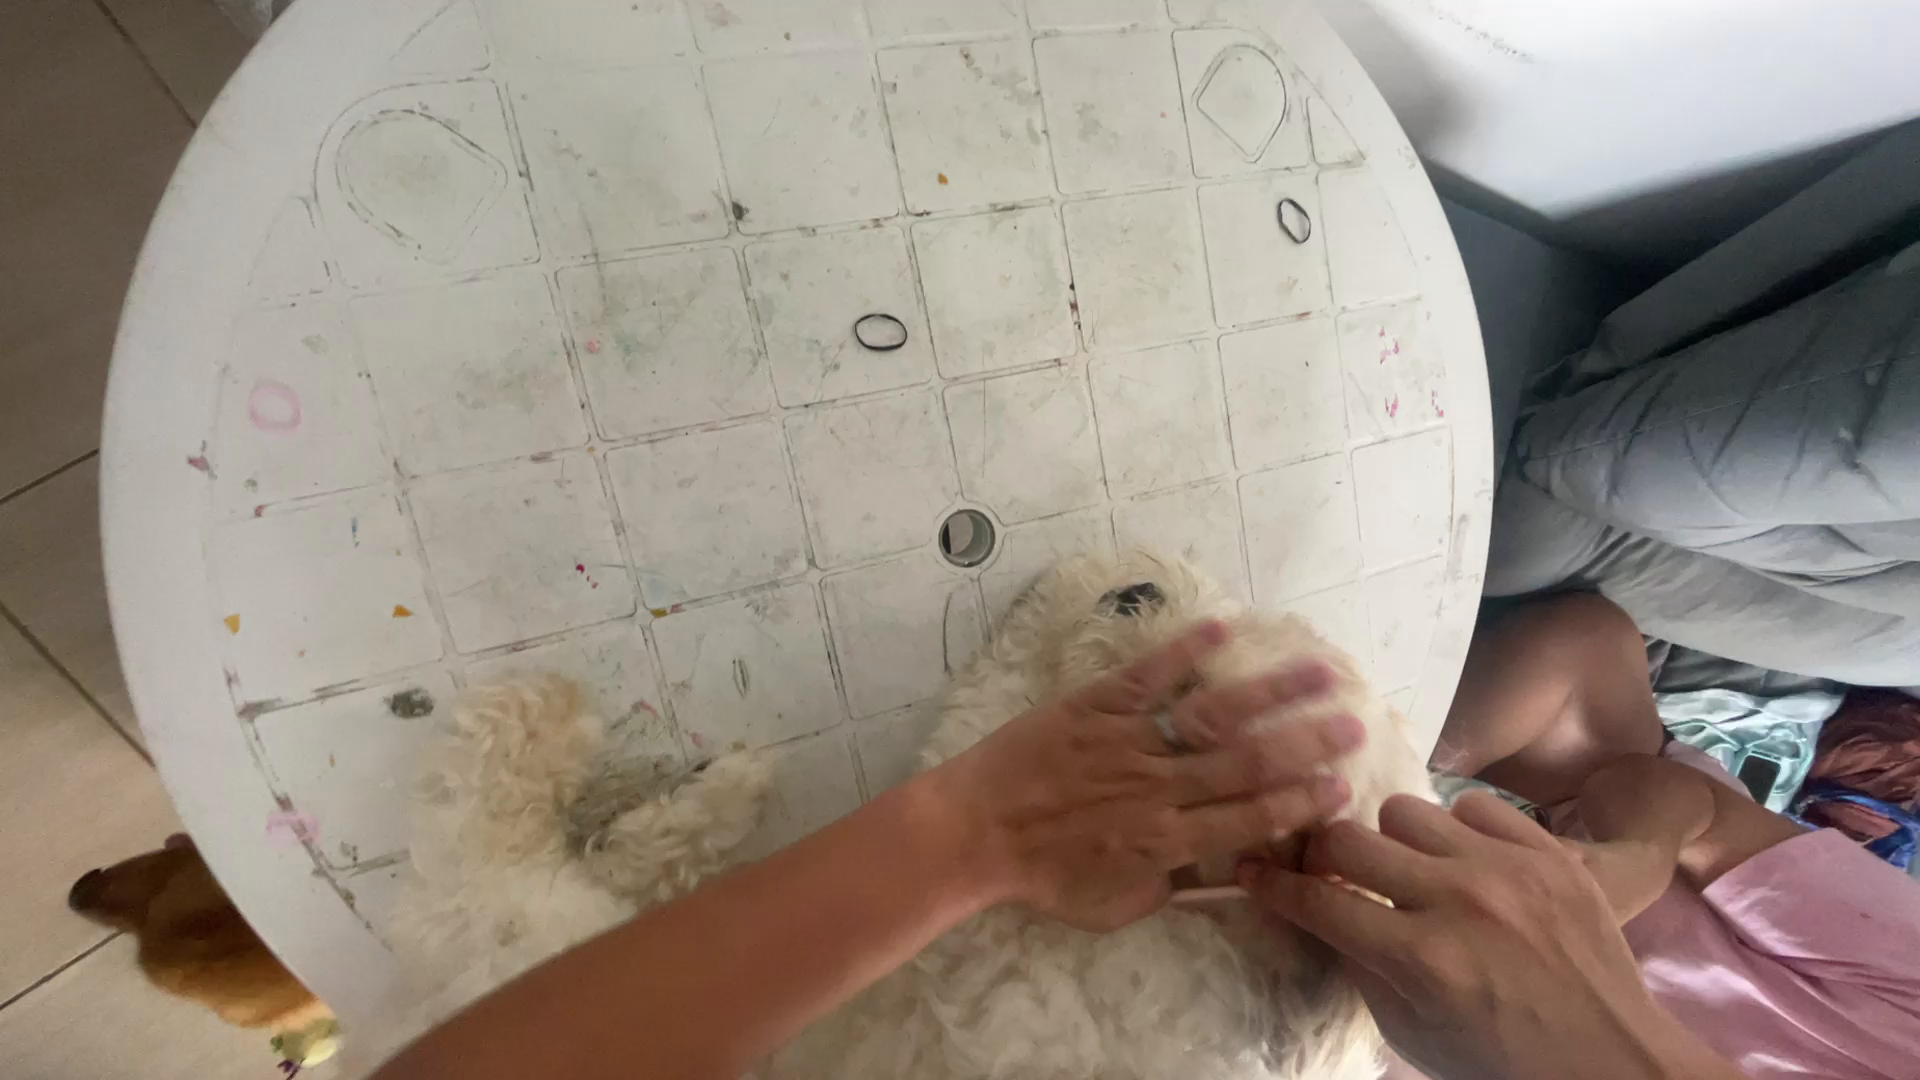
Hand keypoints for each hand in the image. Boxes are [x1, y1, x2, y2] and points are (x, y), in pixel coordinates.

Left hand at [925, 619, 1364, 931]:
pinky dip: (1183, 650)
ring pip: (1212, 715)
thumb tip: (1217, 872)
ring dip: (1269, 692)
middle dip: (1307, 743)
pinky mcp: (1094, 705)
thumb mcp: (1112, 906)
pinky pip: (1147, 676)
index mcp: (1167, 840)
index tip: (1343, 785)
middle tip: (1355, 721)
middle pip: (1247, 762)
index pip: (1252, 818)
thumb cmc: (1040, 873)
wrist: (974, 831)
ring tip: (1318, 670)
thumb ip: (1170, 888)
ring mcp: (1128, 740)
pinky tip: (1221, 626)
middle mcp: (1159, 787)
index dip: (1301, 802)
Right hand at [1243, 793, 1741, 1079]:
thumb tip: (1315, 904)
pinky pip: (1471, 804)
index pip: (1317, 902)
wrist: (1625, 1073)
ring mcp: (1510, 872)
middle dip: (1325, 856)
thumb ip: (1356, 962)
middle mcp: (1461, 903)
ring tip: (1415, 871)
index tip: (1250, 870)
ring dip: (1395, 843)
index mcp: (1424, 960)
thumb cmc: (1503, 1063)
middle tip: (1333, 872)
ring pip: (1403, 810)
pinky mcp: (1552, 856)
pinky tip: (1468, 862)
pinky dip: (1458, 830)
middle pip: (1347, 839)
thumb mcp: (1410, 1032)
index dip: (1272, 885)